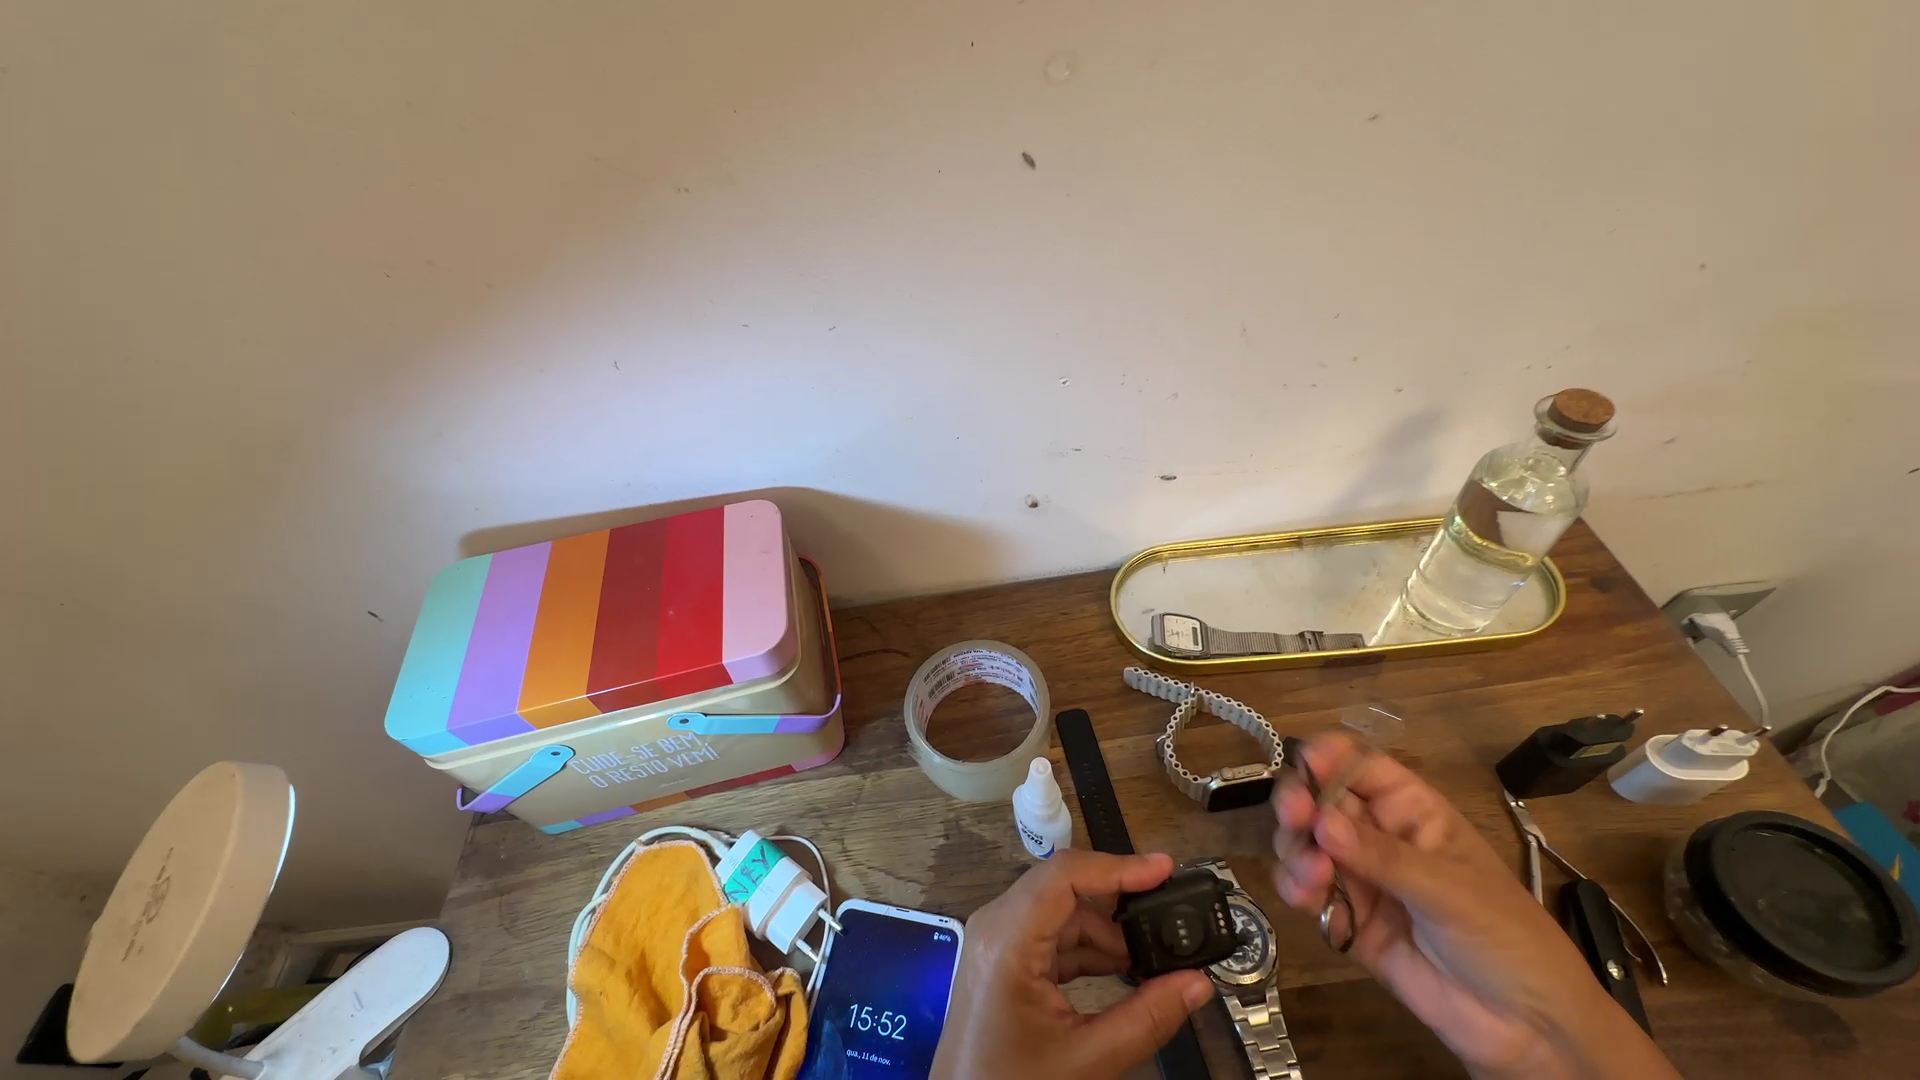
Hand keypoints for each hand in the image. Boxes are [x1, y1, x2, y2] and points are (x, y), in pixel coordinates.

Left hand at [930, 850, 1214, 1079]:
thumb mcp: (1086, 1059)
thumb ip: (1146, 1018)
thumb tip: (1197, 983)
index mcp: (1006, 938)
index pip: (1064, 875)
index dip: (1117, 866)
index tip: (1164, 869)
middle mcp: (996, 926)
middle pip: (1065, 890)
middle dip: (1119, 900)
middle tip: (1169, 914)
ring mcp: (996, 942)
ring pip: (1062, 913)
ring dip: (1108, 932)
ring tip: (1153, 957)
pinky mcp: (1003, 961)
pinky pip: (1052, 938)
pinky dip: (1089, 950)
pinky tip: (1124, 970)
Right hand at [1270, 734, 1678, 1079]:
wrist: (1527, 1029)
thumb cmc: (1507, 937)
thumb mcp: (1452, 890)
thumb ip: (1382, 857)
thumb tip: (1321, 823)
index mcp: (1412, 812)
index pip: (1361, 766)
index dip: (1330, 755)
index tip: (1305, 762)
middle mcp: (1377, 836)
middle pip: (1320, 799)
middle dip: (1299, 802)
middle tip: (1294, 817)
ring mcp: (1358, 877)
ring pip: (1304, 843)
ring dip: (1295, 849)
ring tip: (1313, 875)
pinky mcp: (1344, 919)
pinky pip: (1304, 891)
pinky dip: (1294, 887)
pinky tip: (1304, 897)